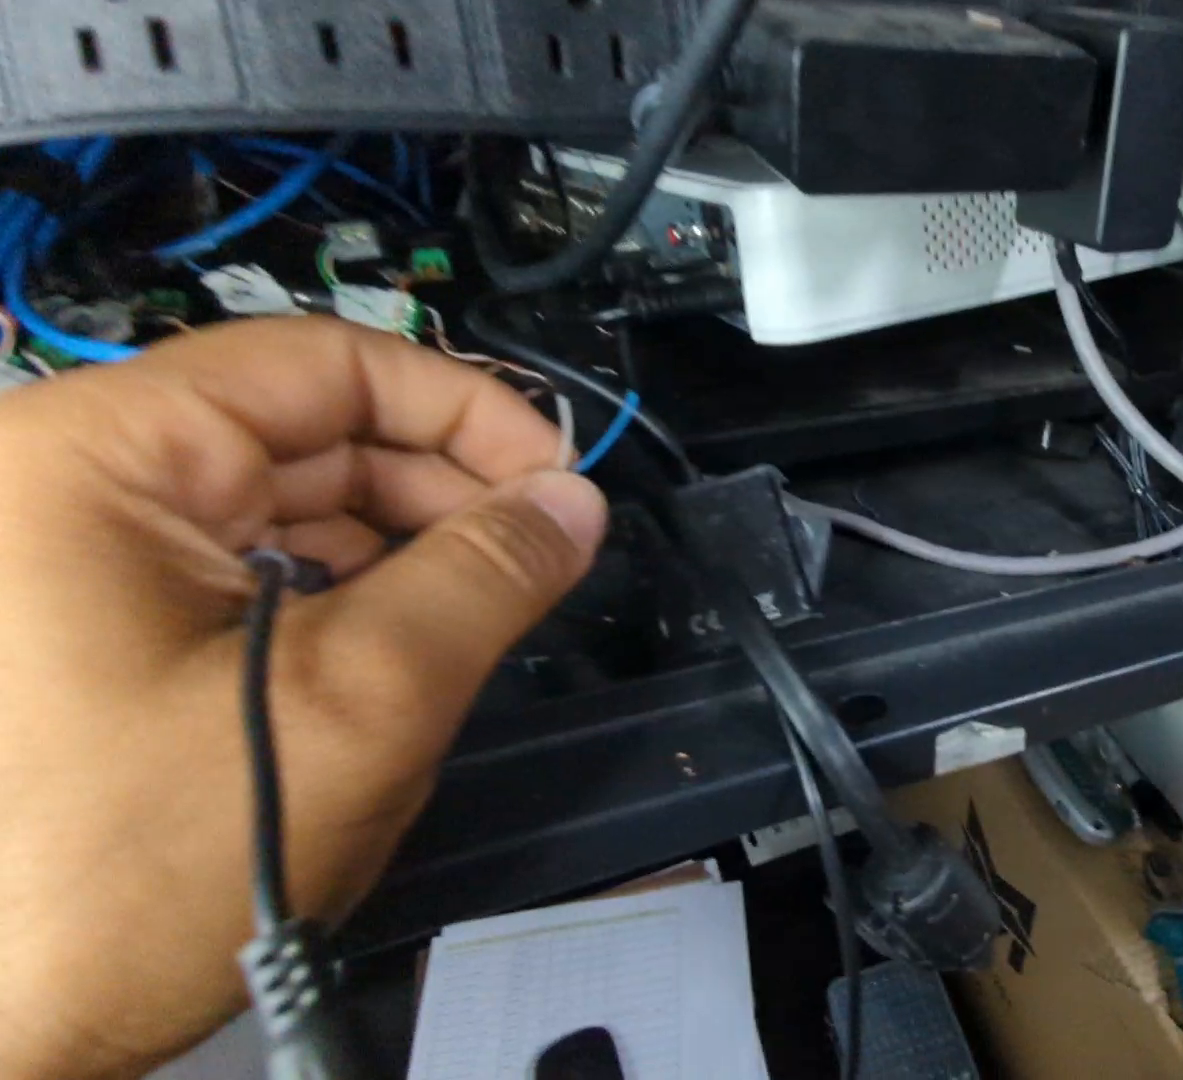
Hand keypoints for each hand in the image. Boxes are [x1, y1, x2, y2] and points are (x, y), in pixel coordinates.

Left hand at [0, 318, 607, 1078]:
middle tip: (543, 548)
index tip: (556, 476)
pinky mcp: (124, 624)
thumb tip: (581, 501)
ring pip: (312, 503)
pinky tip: (418, 636)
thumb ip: (492, 576)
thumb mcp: (368, 694)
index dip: (464, 406)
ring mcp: (97, 561)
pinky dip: (373, 587)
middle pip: (321, 432)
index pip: (325, 366)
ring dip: (422, 541)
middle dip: (451, 484)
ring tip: (490, 602)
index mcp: (99, 463)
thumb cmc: (164, 855)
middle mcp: (82, 488)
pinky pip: (284, 566)